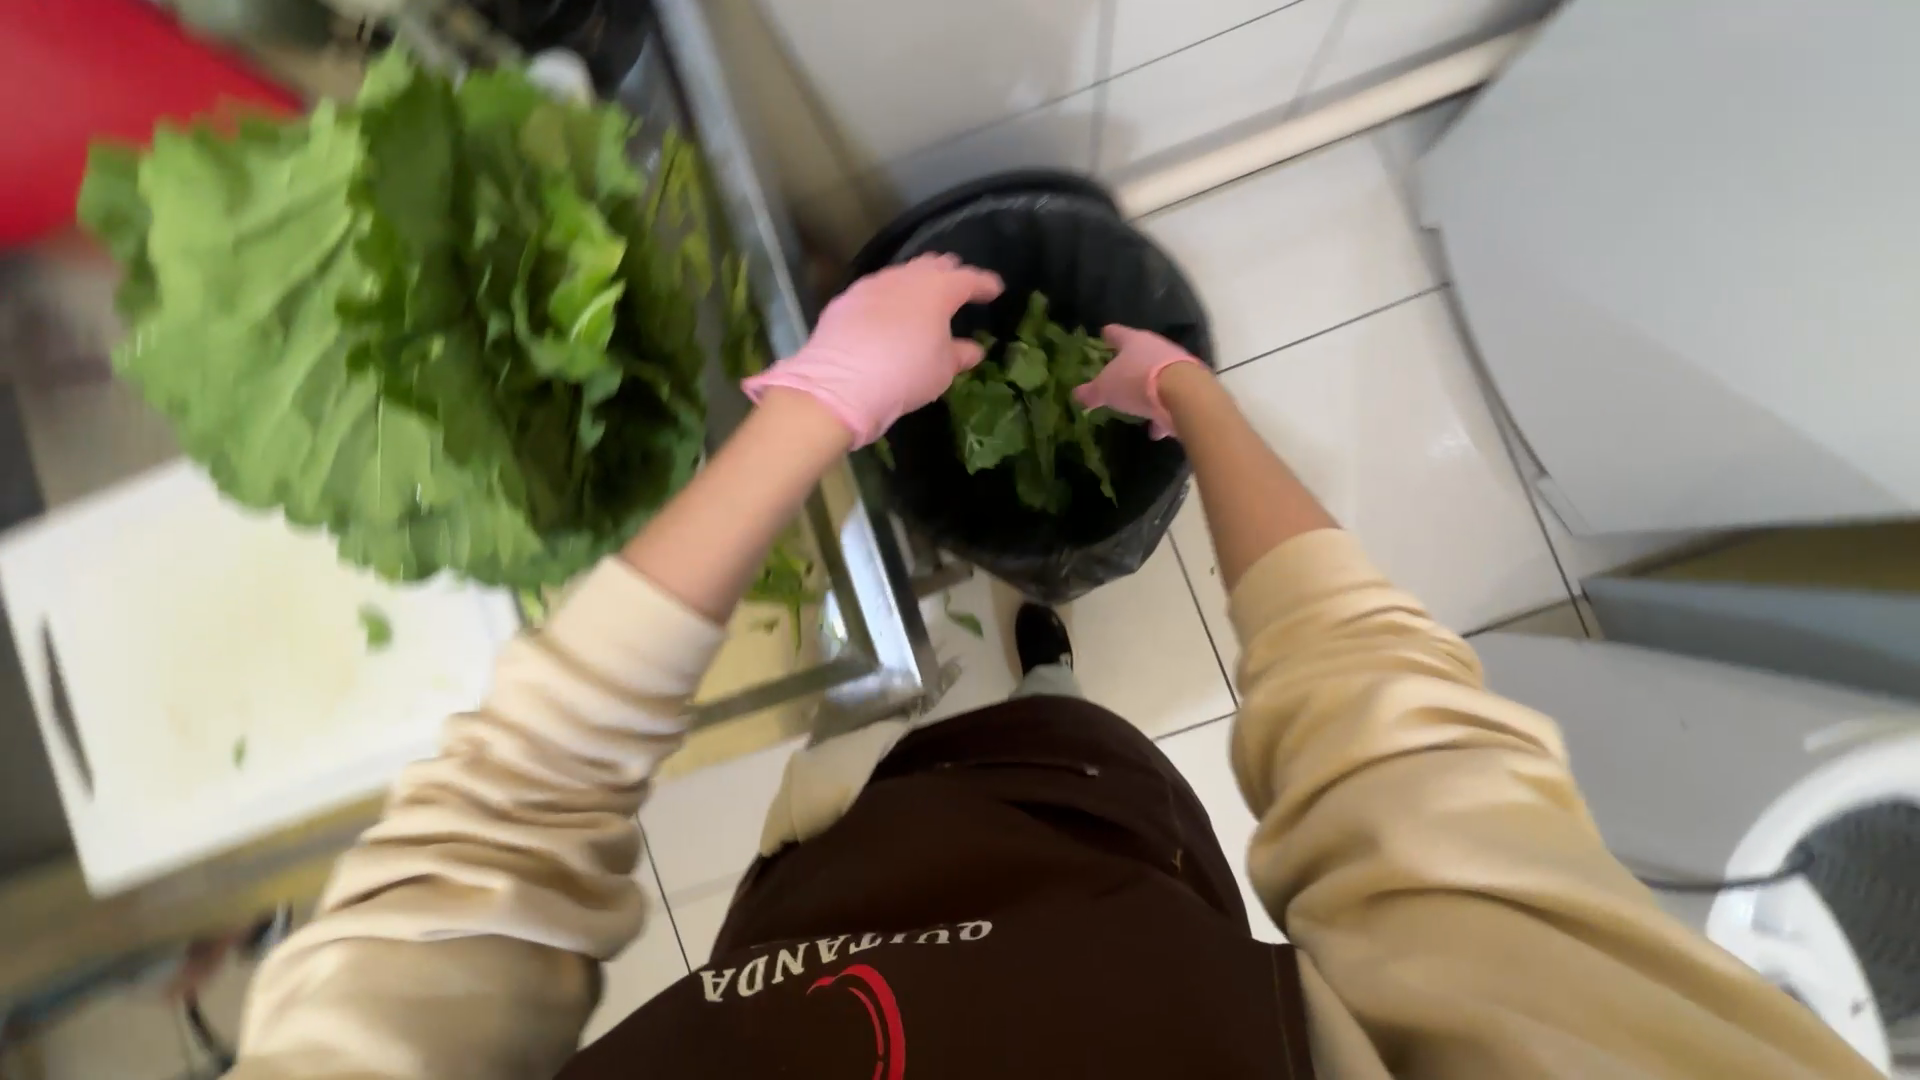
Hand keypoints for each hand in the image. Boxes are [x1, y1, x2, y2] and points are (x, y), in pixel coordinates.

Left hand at [742, 253, 1003, 445]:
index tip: (995, 289)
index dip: (984, 283)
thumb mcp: (942, 371)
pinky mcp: (846, 301)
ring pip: (901, 275)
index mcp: (937, 290)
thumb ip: (959, 355)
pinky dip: (888, 299)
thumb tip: (972, 350)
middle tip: (958, 284)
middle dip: (949, 273)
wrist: (840, 384)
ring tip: (922, 297)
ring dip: (915, 283)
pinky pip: (875, 292)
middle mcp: (905, 279)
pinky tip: (888, 314)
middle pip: (932, 266)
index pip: (968, 279)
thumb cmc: (905, 374)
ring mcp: (872, 286)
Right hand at [1073, 325, 1203, 438]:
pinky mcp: (1189, 386)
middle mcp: (1157, 348)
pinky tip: (1155, 430)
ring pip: (1157, 376)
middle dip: (1130, 362)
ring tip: (1137, 404)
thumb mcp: (1106, 389)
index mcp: (1134, 341)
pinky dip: (1160, 413)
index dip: (1109, 334)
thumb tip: (1076, 395)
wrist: (1183, 394)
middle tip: (1119, 370)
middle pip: (1141, 352)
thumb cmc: (1137, 381)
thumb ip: (1091, 392)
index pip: (1118, 333)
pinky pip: (1169, 399)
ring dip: (1147, 389)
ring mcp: (1176, 366)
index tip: (1104, 333)